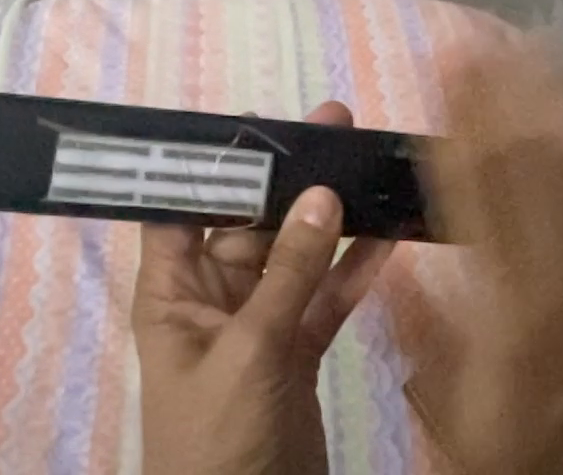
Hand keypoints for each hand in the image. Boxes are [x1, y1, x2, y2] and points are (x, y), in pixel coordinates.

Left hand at [133, 101, 394, 474]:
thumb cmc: (217, 440)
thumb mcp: (249, 350)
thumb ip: (286, 272)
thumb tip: (320, 194)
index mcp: (174, 289)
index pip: (181, 207)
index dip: (209, 164)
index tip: (254, 122)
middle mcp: (214, 294)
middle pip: (249, 220)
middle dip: (287, 177)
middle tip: (331, 125)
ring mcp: (261, 320)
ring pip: (295, 252)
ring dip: (328, 213)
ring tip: (363, 159)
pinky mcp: (299, 347)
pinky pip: (327, 295)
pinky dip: (354, 268)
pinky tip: (388, 234)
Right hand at [409, 42, 562, 474]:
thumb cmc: (512, 451)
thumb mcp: (445, 401)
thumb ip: (419, 324)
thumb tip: (391, 252)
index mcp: (511, 305)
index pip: (479, 188)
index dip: (461, 118)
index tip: (445, 63)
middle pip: (536, 163)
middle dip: (507, 90)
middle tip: (487, 33)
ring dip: (560, 103)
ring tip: (539, 46)